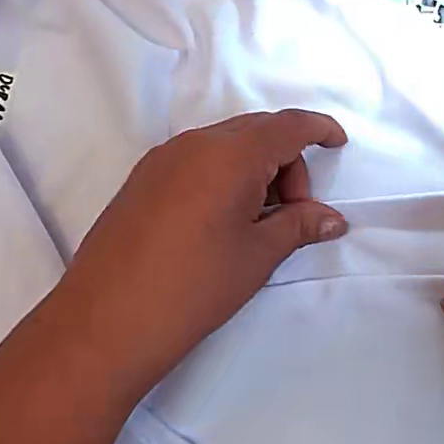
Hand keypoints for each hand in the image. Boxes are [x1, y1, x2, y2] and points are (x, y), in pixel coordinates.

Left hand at [52, 110, 348, 388]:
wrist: (105, 317)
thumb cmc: (192, 287)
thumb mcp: (255, 256)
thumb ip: (297, 226)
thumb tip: (331, 218)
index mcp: (229, 154)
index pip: (286, 125)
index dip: (318, 128)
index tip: (338, 142)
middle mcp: (193, 143)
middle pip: (255, 132)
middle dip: (286, 162)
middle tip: (292, 214)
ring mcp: (162, 157)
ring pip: (224, 145)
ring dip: (252, 170)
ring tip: (254, 223)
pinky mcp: (142, 176)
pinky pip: (195, 158)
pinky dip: (221, 174)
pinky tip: (220, 220)